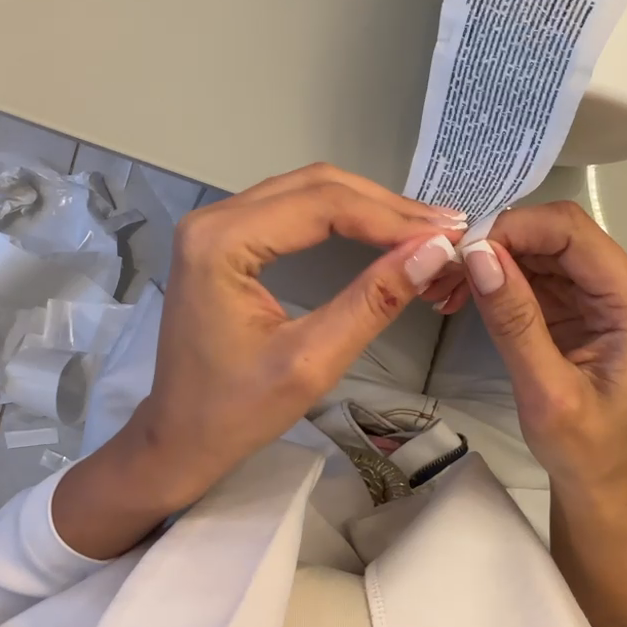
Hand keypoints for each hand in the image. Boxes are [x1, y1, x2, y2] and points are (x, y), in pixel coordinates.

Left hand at [54, 165, 463, 558]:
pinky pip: (293, 211)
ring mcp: (216, 226)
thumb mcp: (312, 361)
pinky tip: (379, 233)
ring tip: (423, 231)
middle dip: (386, 207)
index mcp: (222, 242)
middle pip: (317, 186)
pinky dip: (342, 218)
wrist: (178, 439)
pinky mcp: (225, 241)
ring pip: (307, 192)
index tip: (448, 235)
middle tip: (445, 230)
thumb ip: (373, 301)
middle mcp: (214, 218)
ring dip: (368, 208)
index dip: (392, 218)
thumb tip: (434, 252)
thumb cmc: (235, 412)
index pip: (324, 205)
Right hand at [456, 201, 626, 626]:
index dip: (517, 228)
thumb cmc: (581, 446)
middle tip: (446, 266)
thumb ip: (516, 320)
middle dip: (500, 240)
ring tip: (444, 283)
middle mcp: (619, 286)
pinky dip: (494, 276)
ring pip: (538, 247)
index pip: (573, 233)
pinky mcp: (571, 304)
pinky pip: (530, 271)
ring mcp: (594, 293)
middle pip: (555, 232)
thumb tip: (479, 255)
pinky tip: (460, 292)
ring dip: (491, 257)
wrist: (592, 478)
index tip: (464, 250)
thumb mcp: (545, 390)